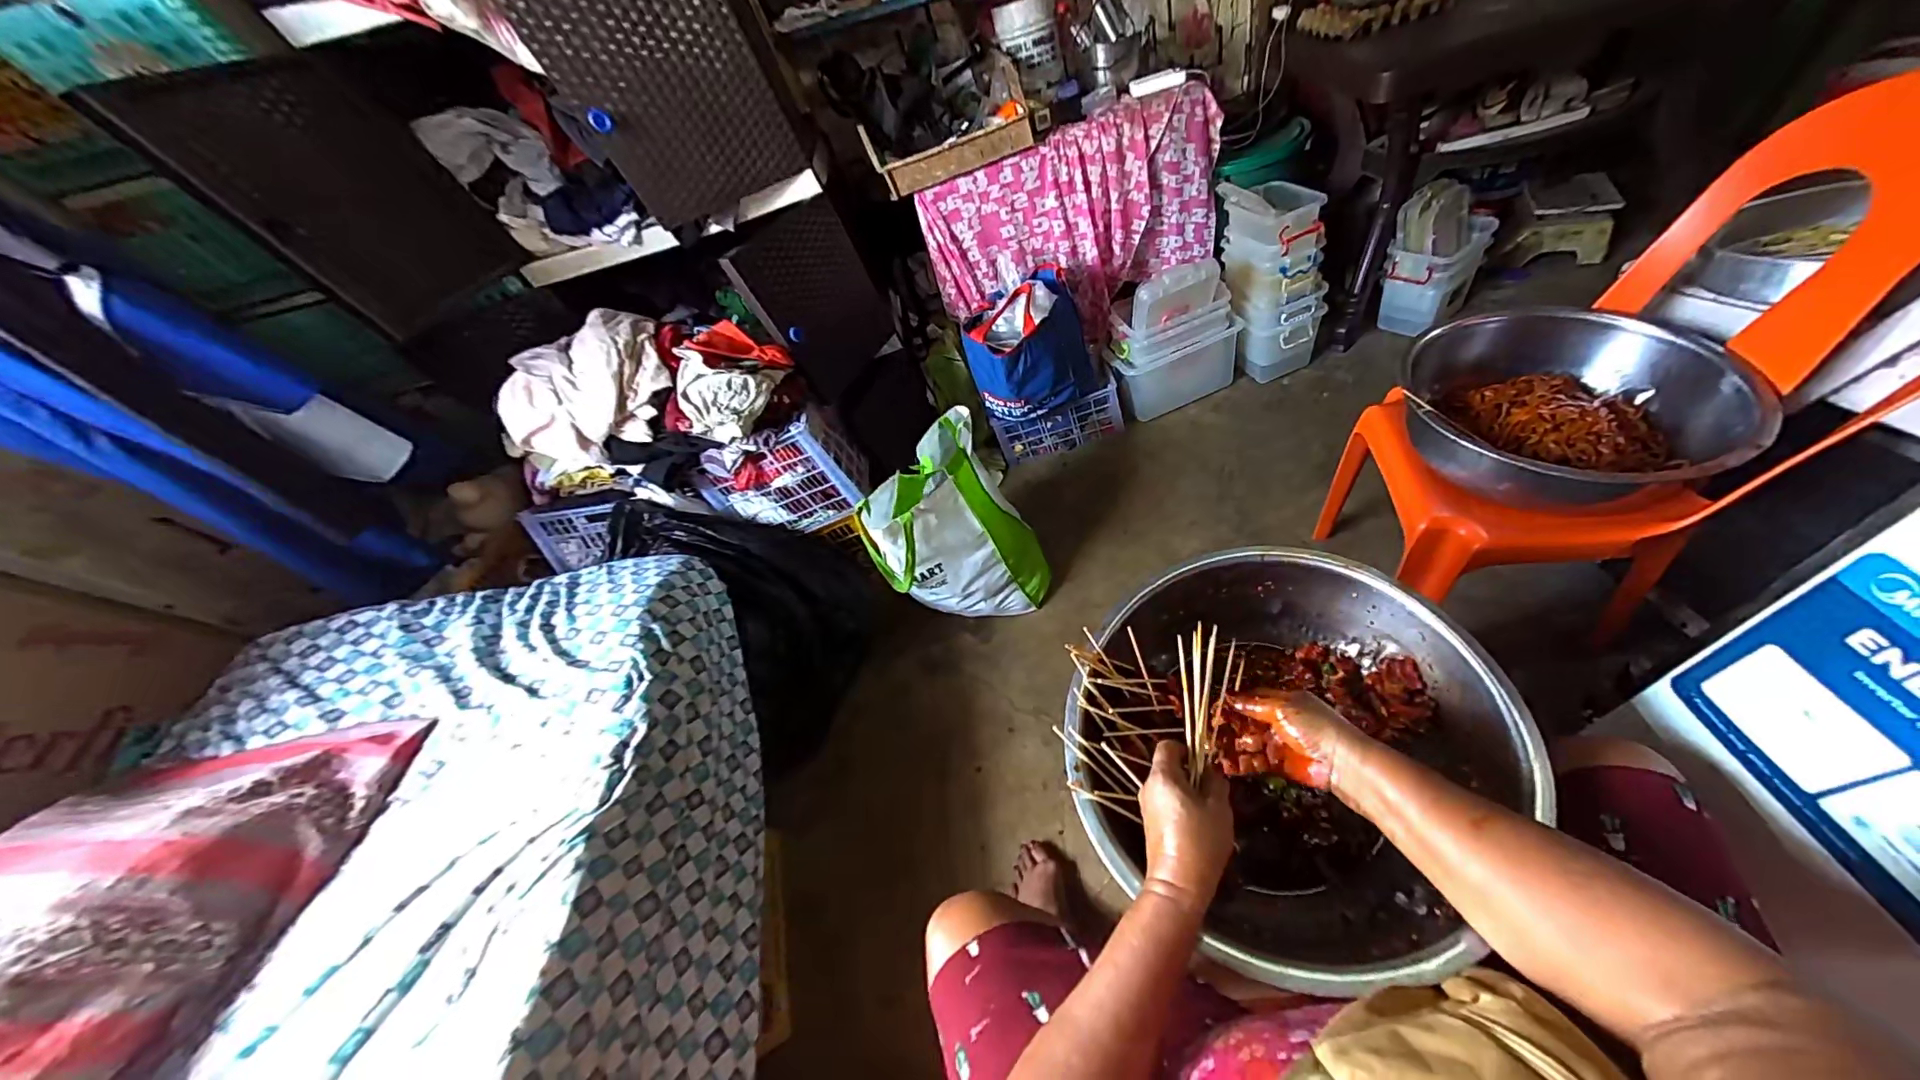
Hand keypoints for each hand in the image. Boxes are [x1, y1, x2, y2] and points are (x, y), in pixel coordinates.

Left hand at [1138, 741, 1232, 911]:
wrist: (1177, 882)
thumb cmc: (1201, 839)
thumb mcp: (1219, 807)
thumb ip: (1215, 781)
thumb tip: (1211, 769)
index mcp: (1162, 776)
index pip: (1167, 745)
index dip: (1187, 748)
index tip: (1205, 761)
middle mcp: (1148, 786)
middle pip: (1167, 765)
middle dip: (1190, 771)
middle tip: (1213, 787)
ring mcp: (1146, 805)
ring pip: (1167, 785)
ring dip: (1187, 789)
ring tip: (1210, 807)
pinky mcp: (1149, 822)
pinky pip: (1165, 801)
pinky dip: (1180, 804)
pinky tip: (1198, 823)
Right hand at [1221, 690, 1370, 794]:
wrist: (1342, 764)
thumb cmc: (1315, 727)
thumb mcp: (1284, 708)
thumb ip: (1255, 704)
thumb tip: (1230, 696)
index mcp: (1285, 700)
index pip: (1254, 697)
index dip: (1235, 701)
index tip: (1216, 706)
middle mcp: (1281, 720)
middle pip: (1249, 720)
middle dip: (1231, 724)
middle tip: (1211, 729)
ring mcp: (1280, 742)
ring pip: (1250, 741)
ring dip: (1234, 744)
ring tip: (1215, 747)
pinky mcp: (1280, 764)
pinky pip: (1256, 761)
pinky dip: (1242, 762)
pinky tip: (1227, 763)